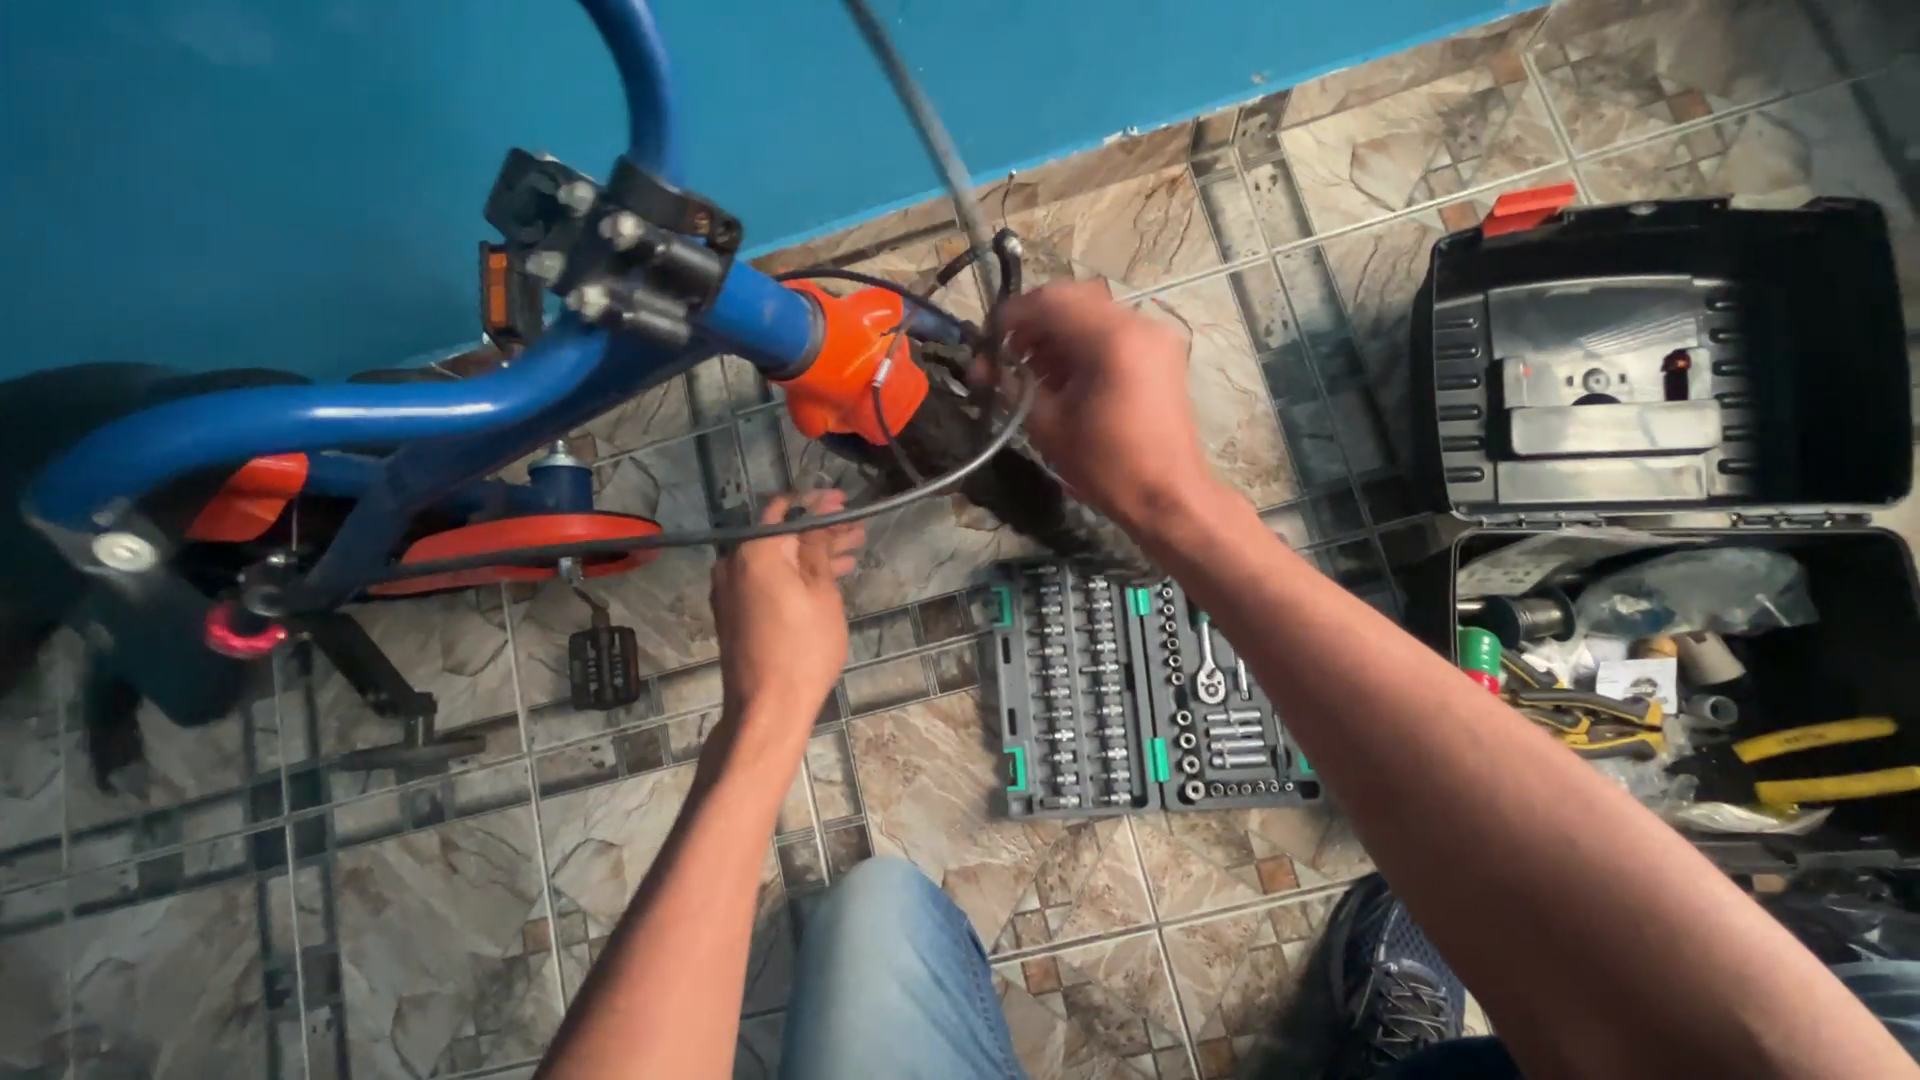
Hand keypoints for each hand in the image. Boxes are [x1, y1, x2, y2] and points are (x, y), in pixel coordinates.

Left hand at [710, 490, 863, 731]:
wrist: (767, 707)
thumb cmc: (802, 648)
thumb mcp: (821, 593)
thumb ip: (818, 550)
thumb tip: (818, 523)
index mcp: (753, 551)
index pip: (786, 509)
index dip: (819, 502)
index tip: (847, 501)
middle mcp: (733, 563)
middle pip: (780, 533)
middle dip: (820, 529)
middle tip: (857, 529)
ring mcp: (730, 589)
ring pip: (776, 558)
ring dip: (811, 553)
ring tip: (853, 551)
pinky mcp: (735, 611)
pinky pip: (766, 578)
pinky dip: (794, 573)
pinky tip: (827, 576)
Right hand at [994, 281, 1221, 529]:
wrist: (1167, 496)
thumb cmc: (1106, 466)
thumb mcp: (1048, 425)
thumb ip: (1013, 385)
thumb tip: (984, 367)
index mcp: (1112, 339)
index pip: (1050, 301)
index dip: (1011, 315)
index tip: (987, 340)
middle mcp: (1139, 324)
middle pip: (1072, 301)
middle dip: (1034, 324)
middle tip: (1007, 355)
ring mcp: (1155, 337)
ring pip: (1092, 314)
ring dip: (1057, 333)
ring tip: (1031, 370)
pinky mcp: (1160, 353)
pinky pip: (1112, 332)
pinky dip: (1082, 344)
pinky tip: (1062, 376)